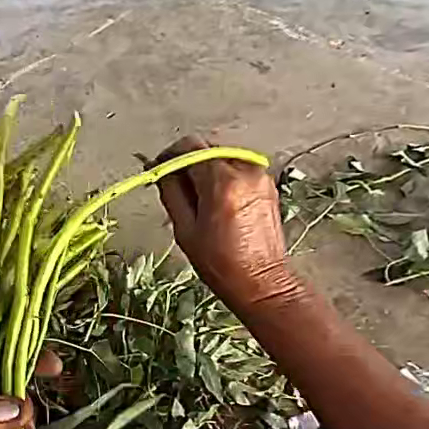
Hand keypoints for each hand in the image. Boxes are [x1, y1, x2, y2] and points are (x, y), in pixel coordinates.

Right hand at [153, 135, 303, 310]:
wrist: (261, 281)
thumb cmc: (222, 263)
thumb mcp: (185, 229)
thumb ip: (171, 192)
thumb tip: (161, 170)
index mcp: (223, 183)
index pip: (190, 147)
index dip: (170, 155)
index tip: (160, 167)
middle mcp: (245, 171)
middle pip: (207, 148)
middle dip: (188, 161)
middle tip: (175, 184)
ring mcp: (260, 176)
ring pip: (222, 156)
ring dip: (206, 168)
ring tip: (197, 196)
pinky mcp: (267, 184)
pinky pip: (238, 168)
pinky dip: (223, 176)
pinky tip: (215, 200)